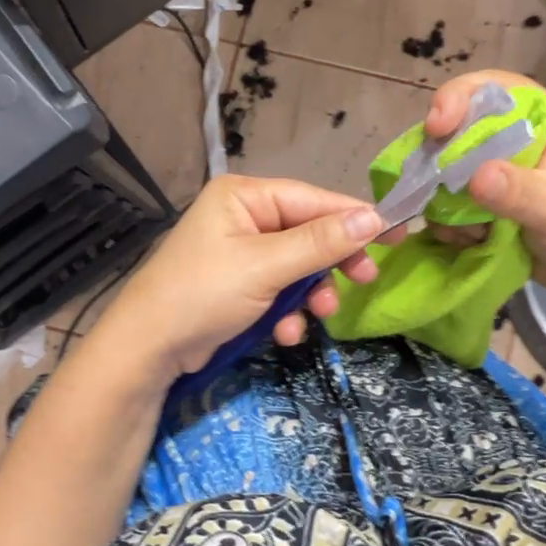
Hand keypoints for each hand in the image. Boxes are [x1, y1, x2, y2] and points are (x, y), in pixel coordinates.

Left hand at [92, 176, 388, 378]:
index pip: (312, 199)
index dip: (354, 218)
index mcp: (243, 196)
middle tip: (364, 280)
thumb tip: (375, 217)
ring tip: (317, 316)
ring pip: (298, 267)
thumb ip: (321, 242)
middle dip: (330, 263)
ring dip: (310, 295)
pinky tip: (283, 333)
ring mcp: (240, 253)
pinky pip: (279, 291)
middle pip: (308, 233)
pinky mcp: (239, 287)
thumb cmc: (203, 294)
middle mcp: (243, 217)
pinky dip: (287, 312)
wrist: (149, 348)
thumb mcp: (266, 266)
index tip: (396, 237)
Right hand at [428, 70, 545, 297]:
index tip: (437, 126)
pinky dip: (447, 220)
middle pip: (461, 127)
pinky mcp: (484, 202)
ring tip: (465, 227)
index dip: (461, 98)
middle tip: (430, 184)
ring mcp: (497, 172)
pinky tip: (467, 239)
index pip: (496, 90)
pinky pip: (448, 202)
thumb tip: (476, 177)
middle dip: (442, 155)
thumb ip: (521, 193)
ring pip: (448, 167)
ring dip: (443, 196)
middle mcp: (517, 139)